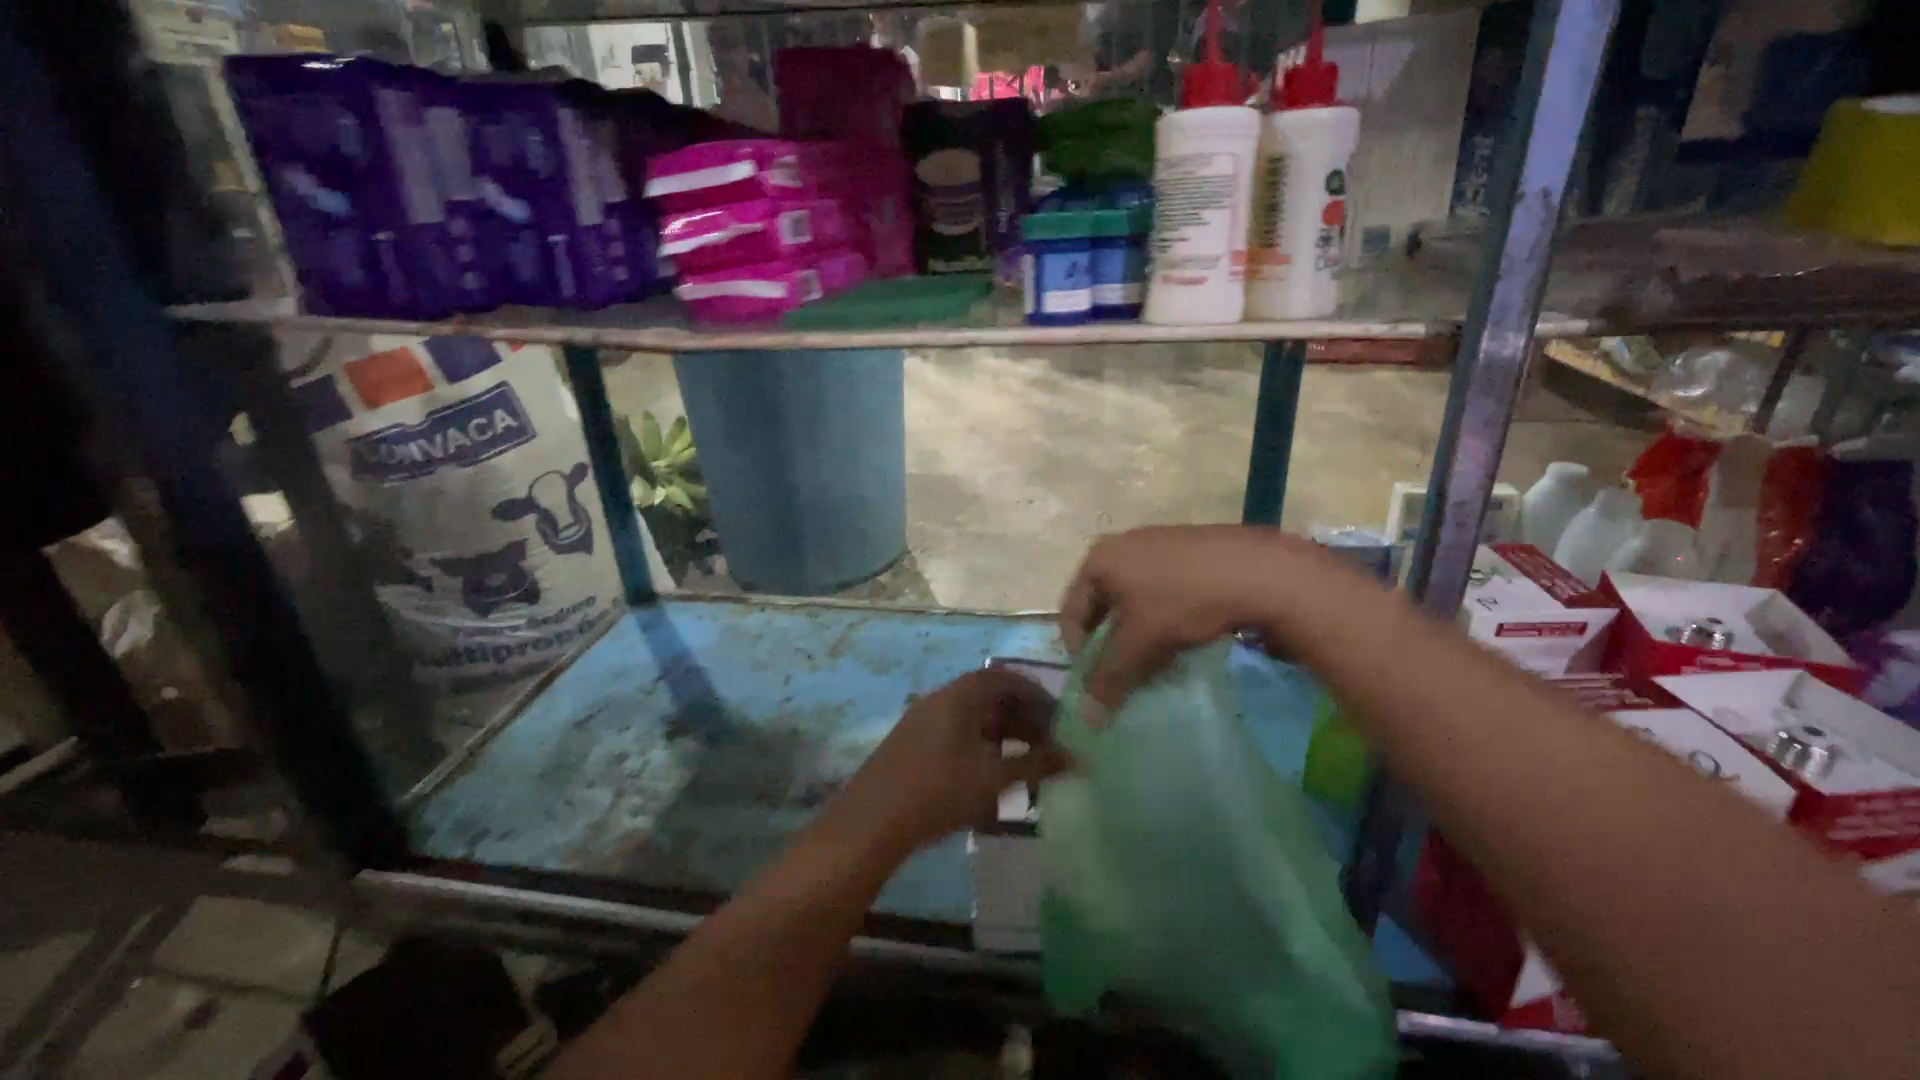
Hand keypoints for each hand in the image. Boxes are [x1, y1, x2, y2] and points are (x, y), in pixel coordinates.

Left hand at [824, 670, 1071, 857]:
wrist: (872, 821)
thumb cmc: (939, 790)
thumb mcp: (994, 778)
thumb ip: (1037, 765)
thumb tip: (1076, 758)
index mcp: (960, 695)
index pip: (1006, 679)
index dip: (1037, 695)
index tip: (1061, 719)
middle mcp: (941, 700)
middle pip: (990, 699)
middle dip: (1024, 719)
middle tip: (1051, 746)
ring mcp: (924, 724)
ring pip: (974, 721)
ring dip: (1005, 737)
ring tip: (1030, 766)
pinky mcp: (915, 748)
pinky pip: (958, 738)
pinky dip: (983, 751)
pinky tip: (996, 780)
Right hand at [1059, 525, 1379, 706]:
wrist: (1262, 570)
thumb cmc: (1184, 601)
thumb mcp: (1140, 644)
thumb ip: (1109, 679)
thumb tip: (1087, 719)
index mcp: (1099, 559)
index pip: (1071, 613)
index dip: (1079, 654)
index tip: (1100, 684)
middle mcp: (1123, 545)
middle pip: (1104, 607)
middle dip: (1114, 647)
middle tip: (1130, 677)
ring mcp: (1159, 544)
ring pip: (1136, 602)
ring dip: (1142, 636)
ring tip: (1160, 663)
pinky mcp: (1191, 551)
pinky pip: (1164, 592)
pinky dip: (1167, 619)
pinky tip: (1188, 639)